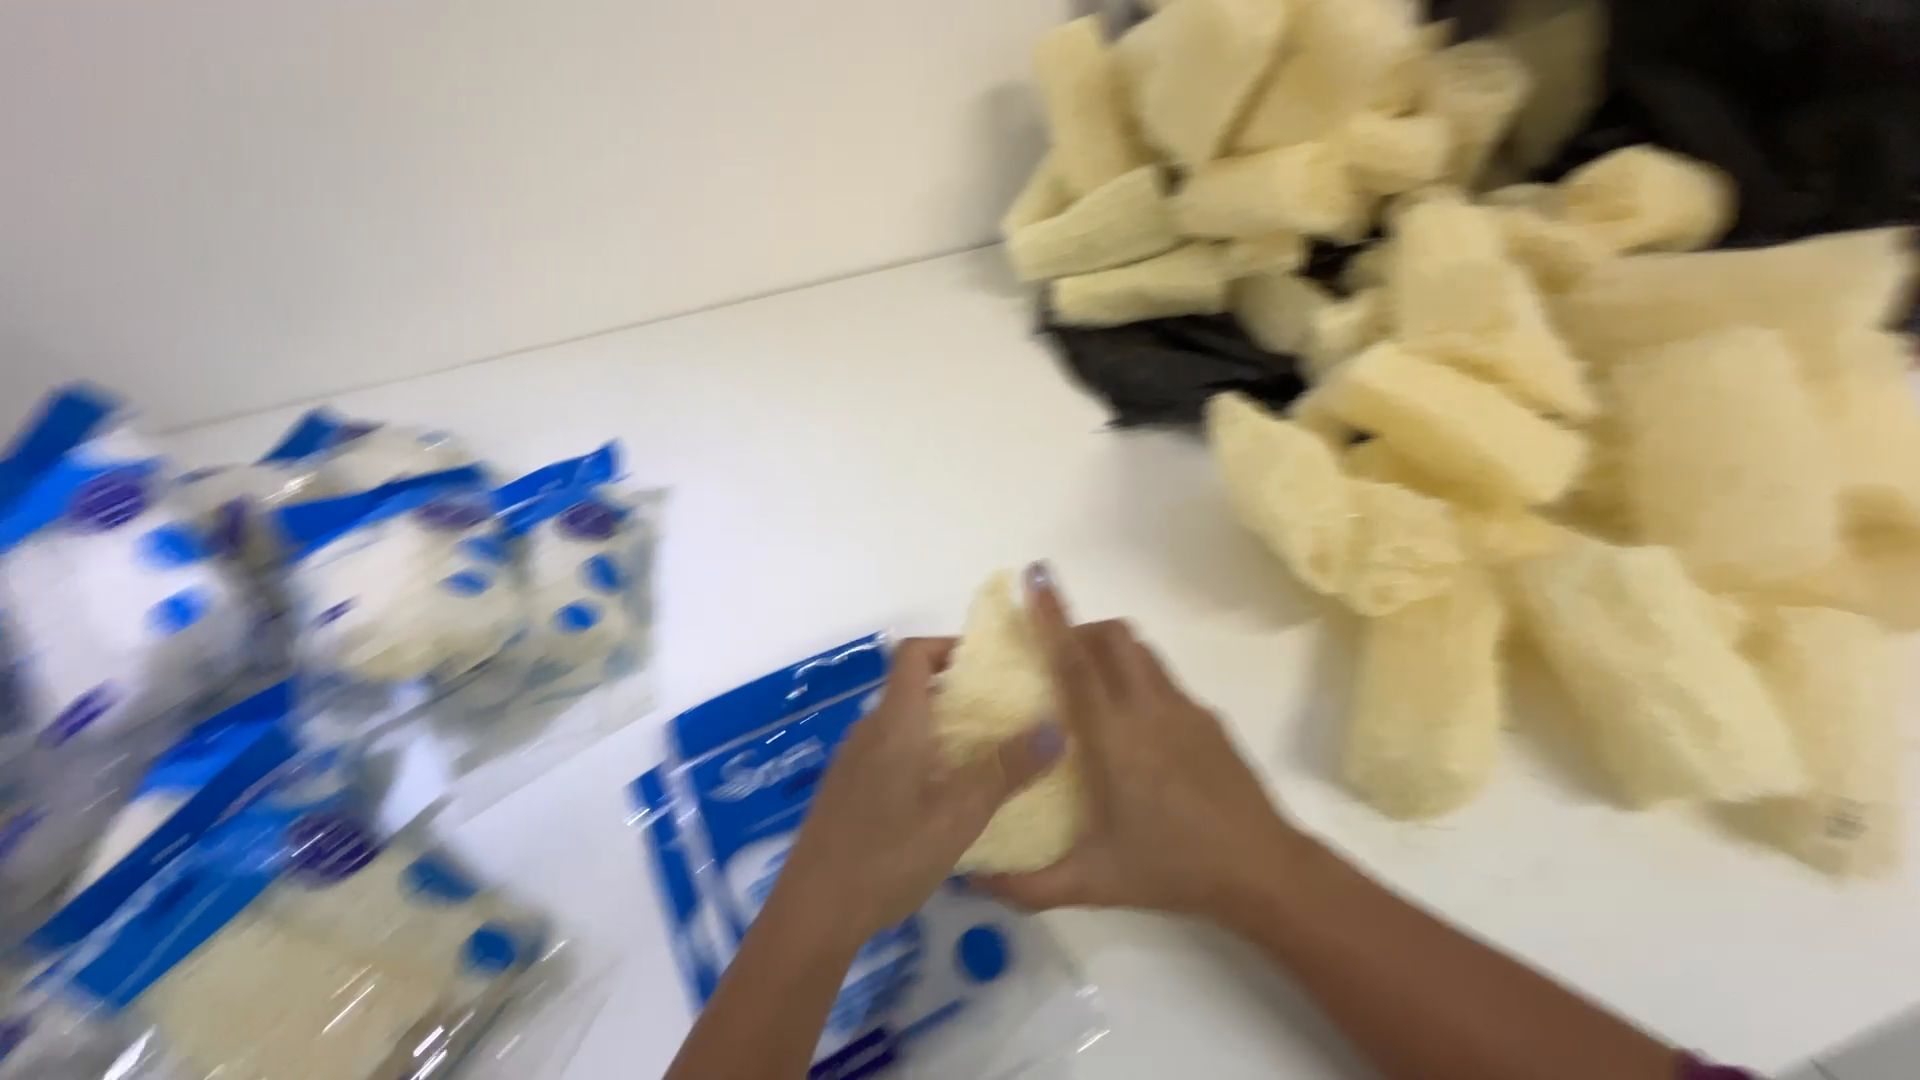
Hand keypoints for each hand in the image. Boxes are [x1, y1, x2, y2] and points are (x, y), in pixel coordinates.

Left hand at [773, 637, 1064, 948]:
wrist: (812, 912)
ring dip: (942, 731)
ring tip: (985, 758)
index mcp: (894, 722)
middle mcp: (869, 731)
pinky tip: (945, 801)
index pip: (913, 653)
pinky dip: (921, 759)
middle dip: (959, 695)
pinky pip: (889, 756)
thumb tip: (1055, 728)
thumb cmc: (888, 855)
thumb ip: (1005, 771)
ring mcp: (853, 763)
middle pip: (912, 689)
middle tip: (1005, 717)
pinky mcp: (846, 793)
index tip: (989, 667)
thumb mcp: (958, 816)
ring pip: (902, 726)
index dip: (949, 647)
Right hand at [975, 565, 1300, 921]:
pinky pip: (1164, 679)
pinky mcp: (1210, 719)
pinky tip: (1137, 731)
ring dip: (1110, 650)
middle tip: (1055, 657)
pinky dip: (1139, 679)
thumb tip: (970, 878)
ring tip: (1091, 688)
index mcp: (1114, 737)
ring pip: (1141, 651)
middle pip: (1111, 636)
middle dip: (1078, 628)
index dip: (1051, 617)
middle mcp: (1149, 708)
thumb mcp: (1092, 882)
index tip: (1036, 577)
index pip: (1075, 662)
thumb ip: (1027, 885)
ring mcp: (1185, 709)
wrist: (1262, 868)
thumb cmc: (1172, 869)